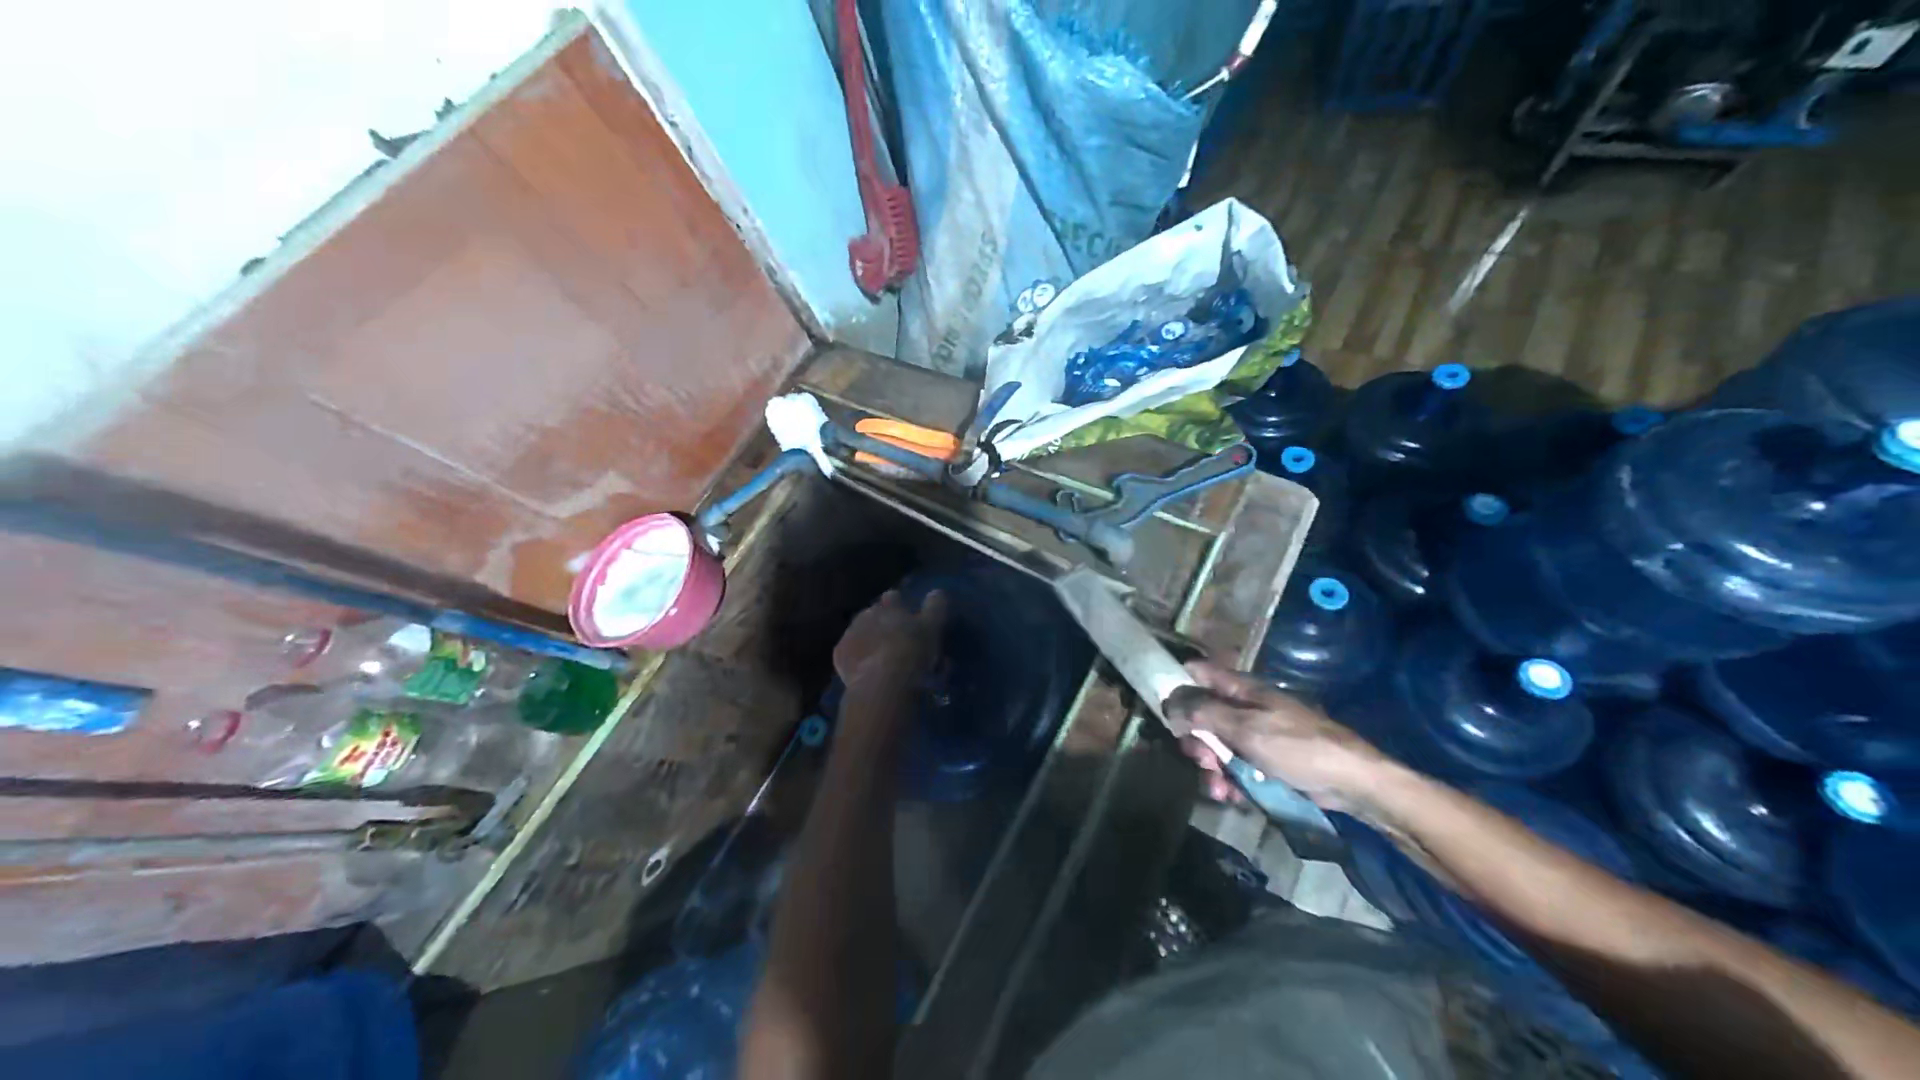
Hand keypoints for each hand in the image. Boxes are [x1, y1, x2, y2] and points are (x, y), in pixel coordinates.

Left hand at [834, 589, 947, 704]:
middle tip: (893, 639)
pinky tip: (864, 670)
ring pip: (859, 632)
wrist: (883, 682)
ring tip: (878, 658)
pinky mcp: (840, 655)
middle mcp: (867, 614)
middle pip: (873, 614)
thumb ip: (935, 608)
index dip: (898, 604)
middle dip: (880, 622)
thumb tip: (937, 592)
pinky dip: (855, 658)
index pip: (893, 597)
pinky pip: (848, 653)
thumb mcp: (933, 628)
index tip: (904, 615)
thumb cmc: (913, 651)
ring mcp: (850, 633)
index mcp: (890, 605)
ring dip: (867, 640)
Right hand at [1166, 660, 1397, 812]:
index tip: (1162, 709)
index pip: (1198, 673)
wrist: (1351, 781)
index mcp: (1241, 689)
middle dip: (1196, 741)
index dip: (1176, 684)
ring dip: (1213, 768)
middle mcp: (1244, 707)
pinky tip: (1234, 796)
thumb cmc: (1297, 746)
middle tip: (1202, 759)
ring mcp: (1255, 734)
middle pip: (1201, 716)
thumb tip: (1168, 701)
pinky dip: (1231, 781)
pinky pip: (1236, 767)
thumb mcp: (1244, 728)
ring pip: (1216, 746)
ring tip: (1221, 788)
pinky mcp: (1266, 761)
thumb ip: (1203, 713)